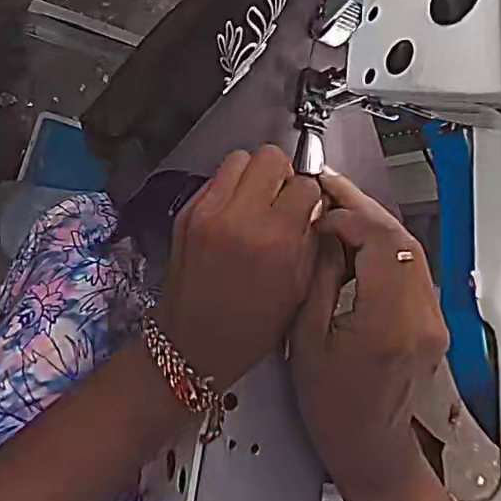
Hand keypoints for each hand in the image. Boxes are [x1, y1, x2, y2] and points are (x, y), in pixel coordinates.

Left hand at [157, 145, 324, 384]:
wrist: (191, 344)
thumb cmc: (246, 327)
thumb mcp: (297, 288)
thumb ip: (309, 239)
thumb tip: (313, 206)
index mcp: (273, 240)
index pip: (304, 185)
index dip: (310, 195)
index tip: (307, 204)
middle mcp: (238, 219)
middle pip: (269, 156)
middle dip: (283, 174)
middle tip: (282, 196)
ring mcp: (207, 212)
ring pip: (239, 158)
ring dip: (254, 174)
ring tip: (257, 200)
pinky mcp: (186, 213)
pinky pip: (215, 179)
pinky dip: (229, 188)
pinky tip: (235, 213)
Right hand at [289, 169, 450, 500]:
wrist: (371, 449)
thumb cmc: (334, 408)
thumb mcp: (307, 340)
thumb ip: (320, 279)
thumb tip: (325, 234)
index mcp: (388, 324)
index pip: (382, 243)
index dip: (350, 216)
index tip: (321, 211)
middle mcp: (420, 318)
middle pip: (400, 239)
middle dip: (362, 208)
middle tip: (330, 188)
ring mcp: (431, 319)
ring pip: (409, 249)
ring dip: (373, 224)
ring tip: (338, 211)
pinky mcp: (431, 321)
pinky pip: (411, 268)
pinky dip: (383, 247)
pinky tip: (356, 242)